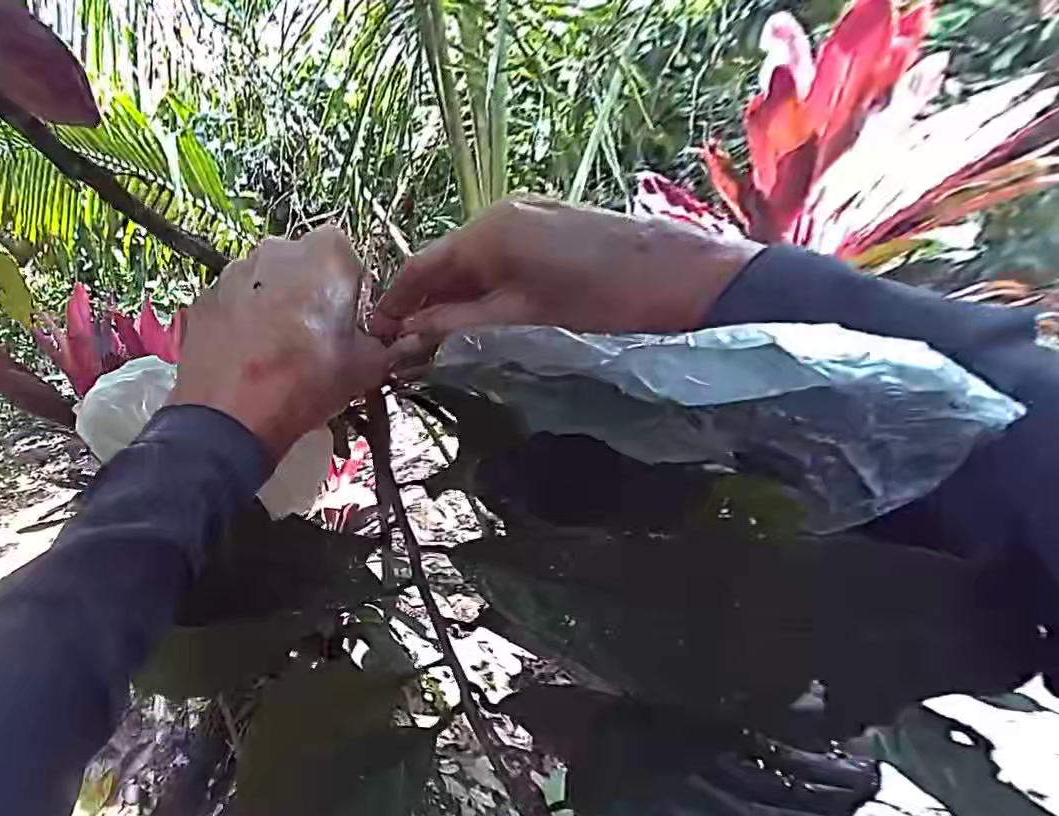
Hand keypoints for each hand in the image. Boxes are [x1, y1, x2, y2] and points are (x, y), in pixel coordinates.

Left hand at [170, 226, 392, 455]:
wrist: (232, 417)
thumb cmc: (304, 384)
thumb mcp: (366, 369)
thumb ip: (386, 347)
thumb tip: (392, 345)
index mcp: (327, 253)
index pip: (349, 261)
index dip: (350, 296)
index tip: (347, 328)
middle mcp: (278, 249)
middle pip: (304, 270)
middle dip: (309, 299)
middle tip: (312, 346)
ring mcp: (235, 272)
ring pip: (266, 286)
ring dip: (274, 311)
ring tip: (276, 358)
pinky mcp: (205, 298)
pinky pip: (234, 305)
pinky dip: (241, 325)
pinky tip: (246, 361)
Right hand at [369, 196, 761, 363]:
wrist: (685, 282)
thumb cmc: (597, 304)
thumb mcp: (515, 322)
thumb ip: (453, 327)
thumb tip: (402, 342)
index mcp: (485, 232)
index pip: (418, 269)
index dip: (392, 307)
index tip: (374, 343)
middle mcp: (499, 216)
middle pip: (442, 268)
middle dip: (421, 311)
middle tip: (406, 356)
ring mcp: (528, 220)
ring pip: (469, 269)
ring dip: (450, 307)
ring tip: (439, 348)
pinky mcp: (549, 231)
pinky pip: (497, 266)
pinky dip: (479, 297)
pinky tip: (478, 326)